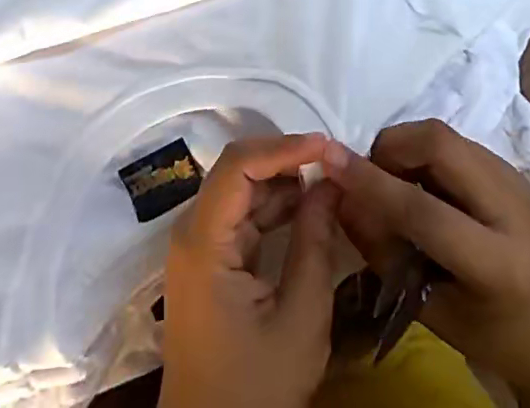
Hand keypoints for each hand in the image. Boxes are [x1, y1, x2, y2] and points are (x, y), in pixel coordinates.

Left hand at [158, 134, 341, 407]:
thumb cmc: (256, 387)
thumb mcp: (300, 318)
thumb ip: (314, 243)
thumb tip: (330, 184)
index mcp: (204, 240)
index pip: (238, 166)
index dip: (283, 148)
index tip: (328, 145)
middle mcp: (193, 231)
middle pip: (237, 171)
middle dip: (286, 160)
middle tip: (335, 162)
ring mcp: (199, 244)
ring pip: (242, 191)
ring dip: (285, 183)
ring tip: (331, 183)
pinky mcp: (210, 259)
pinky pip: (243, 216)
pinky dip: (277, 208)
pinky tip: (310, 210)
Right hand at [323, 121, 529, 407]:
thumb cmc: (479, 327)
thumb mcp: (424, 306)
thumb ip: (380, 248)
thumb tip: (336, 194)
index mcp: (497, 263)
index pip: (425, 212)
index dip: (372, 184)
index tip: (329, 161)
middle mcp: (512, 209)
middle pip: (440, 146)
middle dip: (389, 148)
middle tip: (366, 173)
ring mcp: (513, 179)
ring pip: (442, 133)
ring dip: (401, 146)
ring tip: (388, 178)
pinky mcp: (506, 165)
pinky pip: (449, 139)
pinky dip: (417, 149)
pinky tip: (413, 180)